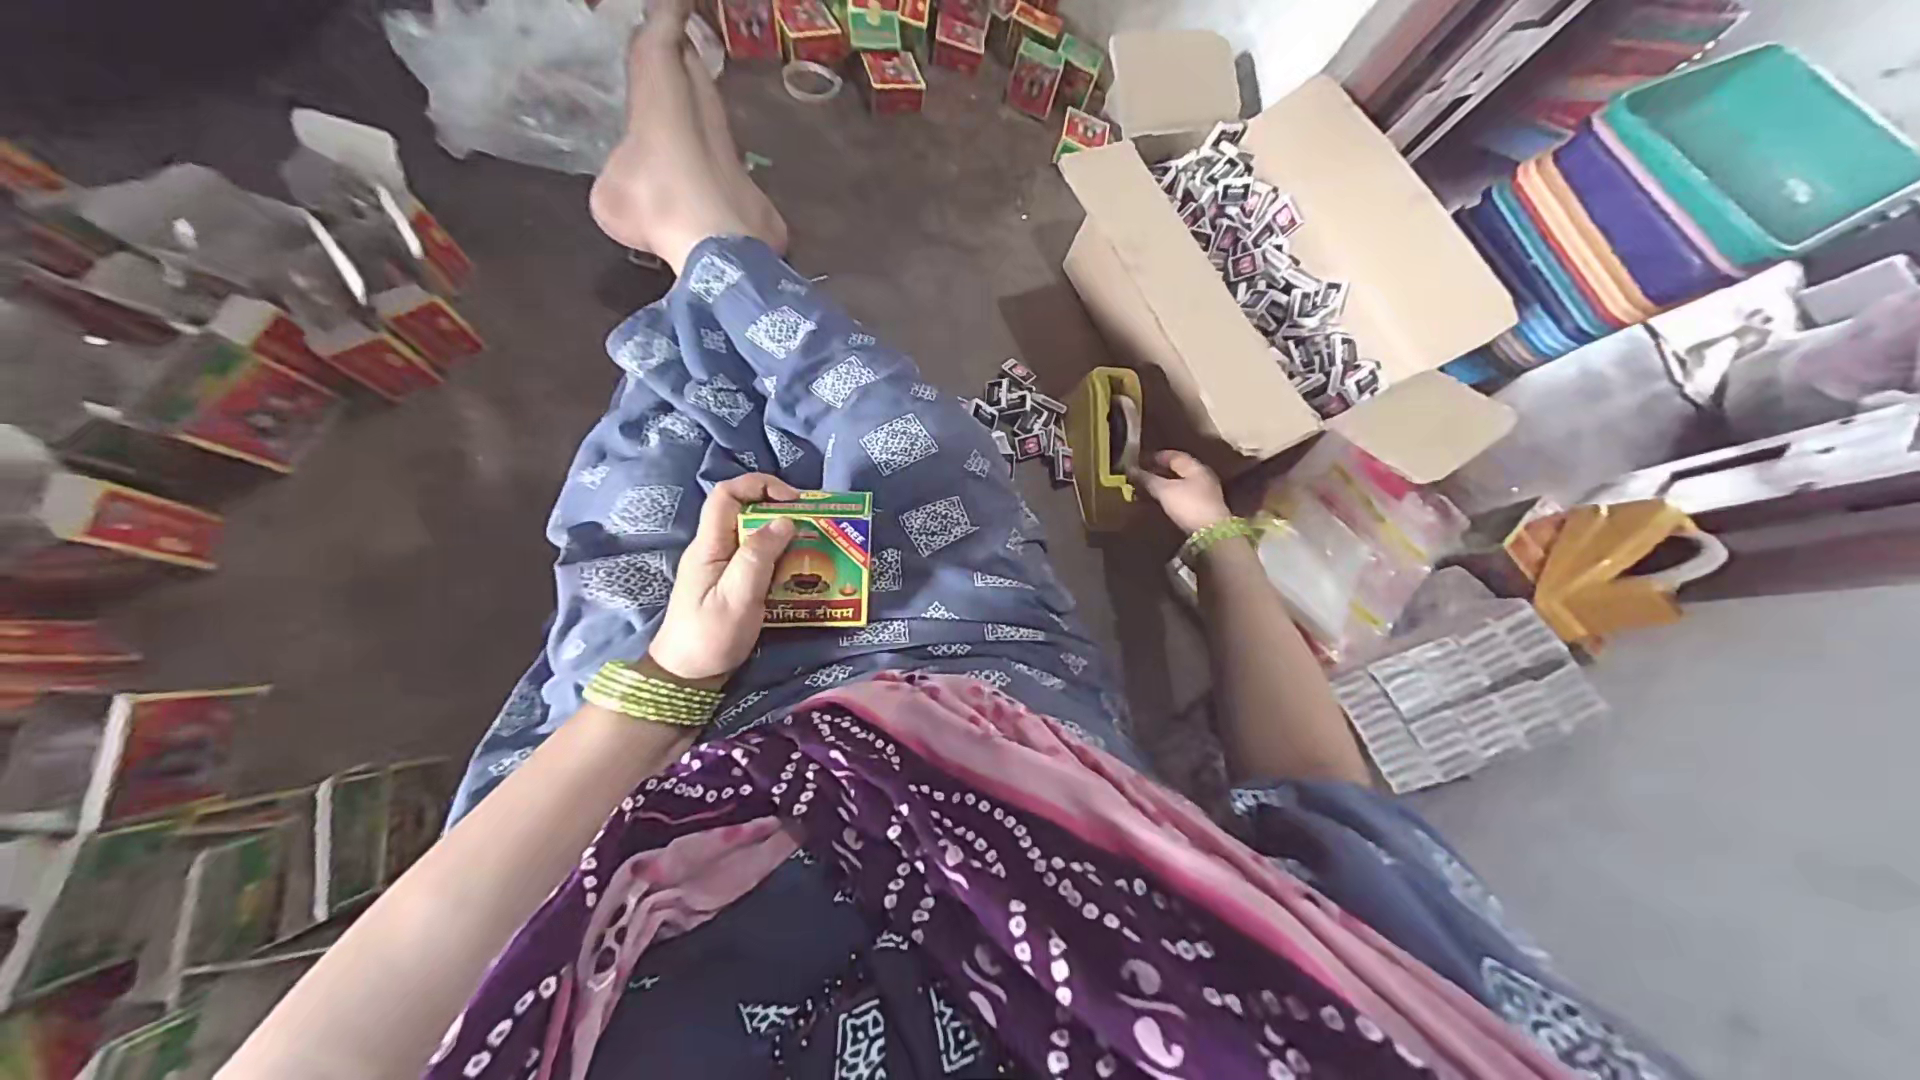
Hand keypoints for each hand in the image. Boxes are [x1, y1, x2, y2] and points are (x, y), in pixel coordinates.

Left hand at [648, 474, 799, 681]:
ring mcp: (723, 567)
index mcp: (710, 545)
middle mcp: (716, 549)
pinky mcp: (733, 584)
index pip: (728, 494)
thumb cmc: (710, 637)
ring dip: (786, 537)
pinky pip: (759, 559)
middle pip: (746, 511)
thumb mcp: (737, 596)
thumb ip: (758, 556)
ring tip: (815, 546)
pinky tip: (802, 572)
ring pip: (756, 536)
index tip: (794, 501)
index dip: (760, 486)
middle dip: (782, 511)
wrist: (686, 676)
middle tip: (814, 524)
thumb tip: (785, 521)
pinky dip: (782, 559)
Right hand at [1133, 450, 1233, 533]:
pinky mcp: (1204, 508)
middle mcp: (1203, 476)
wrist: (1212, 533)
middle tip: (1142, 475)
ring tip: (1148, 489)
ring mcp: (1206, 493)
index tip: (1140, 460)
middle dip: (1159, 471)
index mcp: (1195, 467)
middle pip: (1178, 469)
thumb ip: (1148, 479)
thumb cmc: (1188, 505)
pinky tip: (1161, 501)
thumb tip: (1130, 469)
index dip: (1156, 456)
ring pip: (1181, 483)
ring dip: (1165, 484)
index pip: (1174, 455)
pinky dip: (1171, 495)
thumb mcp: (1164, 490)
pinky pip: (1184, 495)